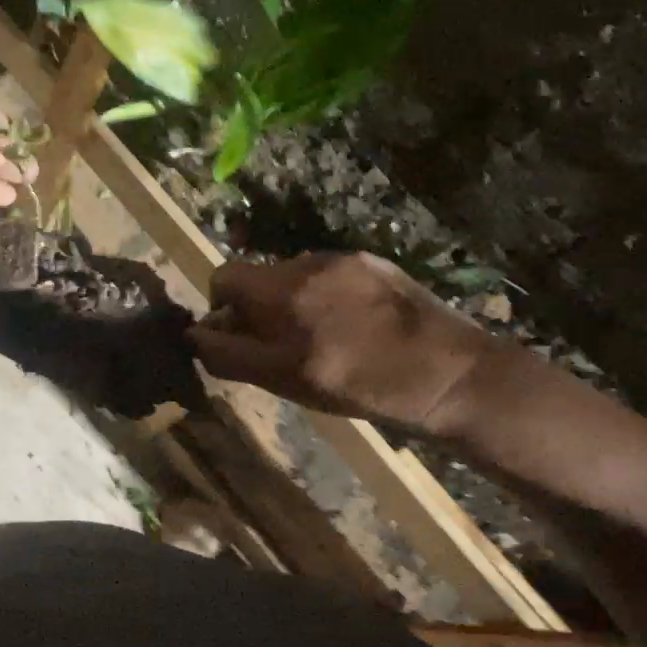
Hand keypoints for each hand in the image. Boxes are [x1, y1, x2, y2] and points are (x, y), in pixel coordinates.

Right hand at [187, 252, 502, 435]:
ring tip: (328, 342)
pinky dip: (332, 301)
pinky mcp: (380, 266)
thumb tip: (194, 334)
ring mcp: (347, 261)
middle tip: (285, 350)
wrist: (452, 376)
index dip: (222, 308)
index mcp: (278, 288)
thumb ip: (229, 354)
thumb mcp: (283, 379)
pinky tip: (359, 332)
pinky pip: (334, 278)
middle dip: (261, 308)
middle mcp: (306, 263)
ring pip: (297, 278)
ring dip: (296, 304)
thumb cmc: (359, 385)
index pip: (222, 277)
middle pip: (260, 277)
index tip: (243, 341)